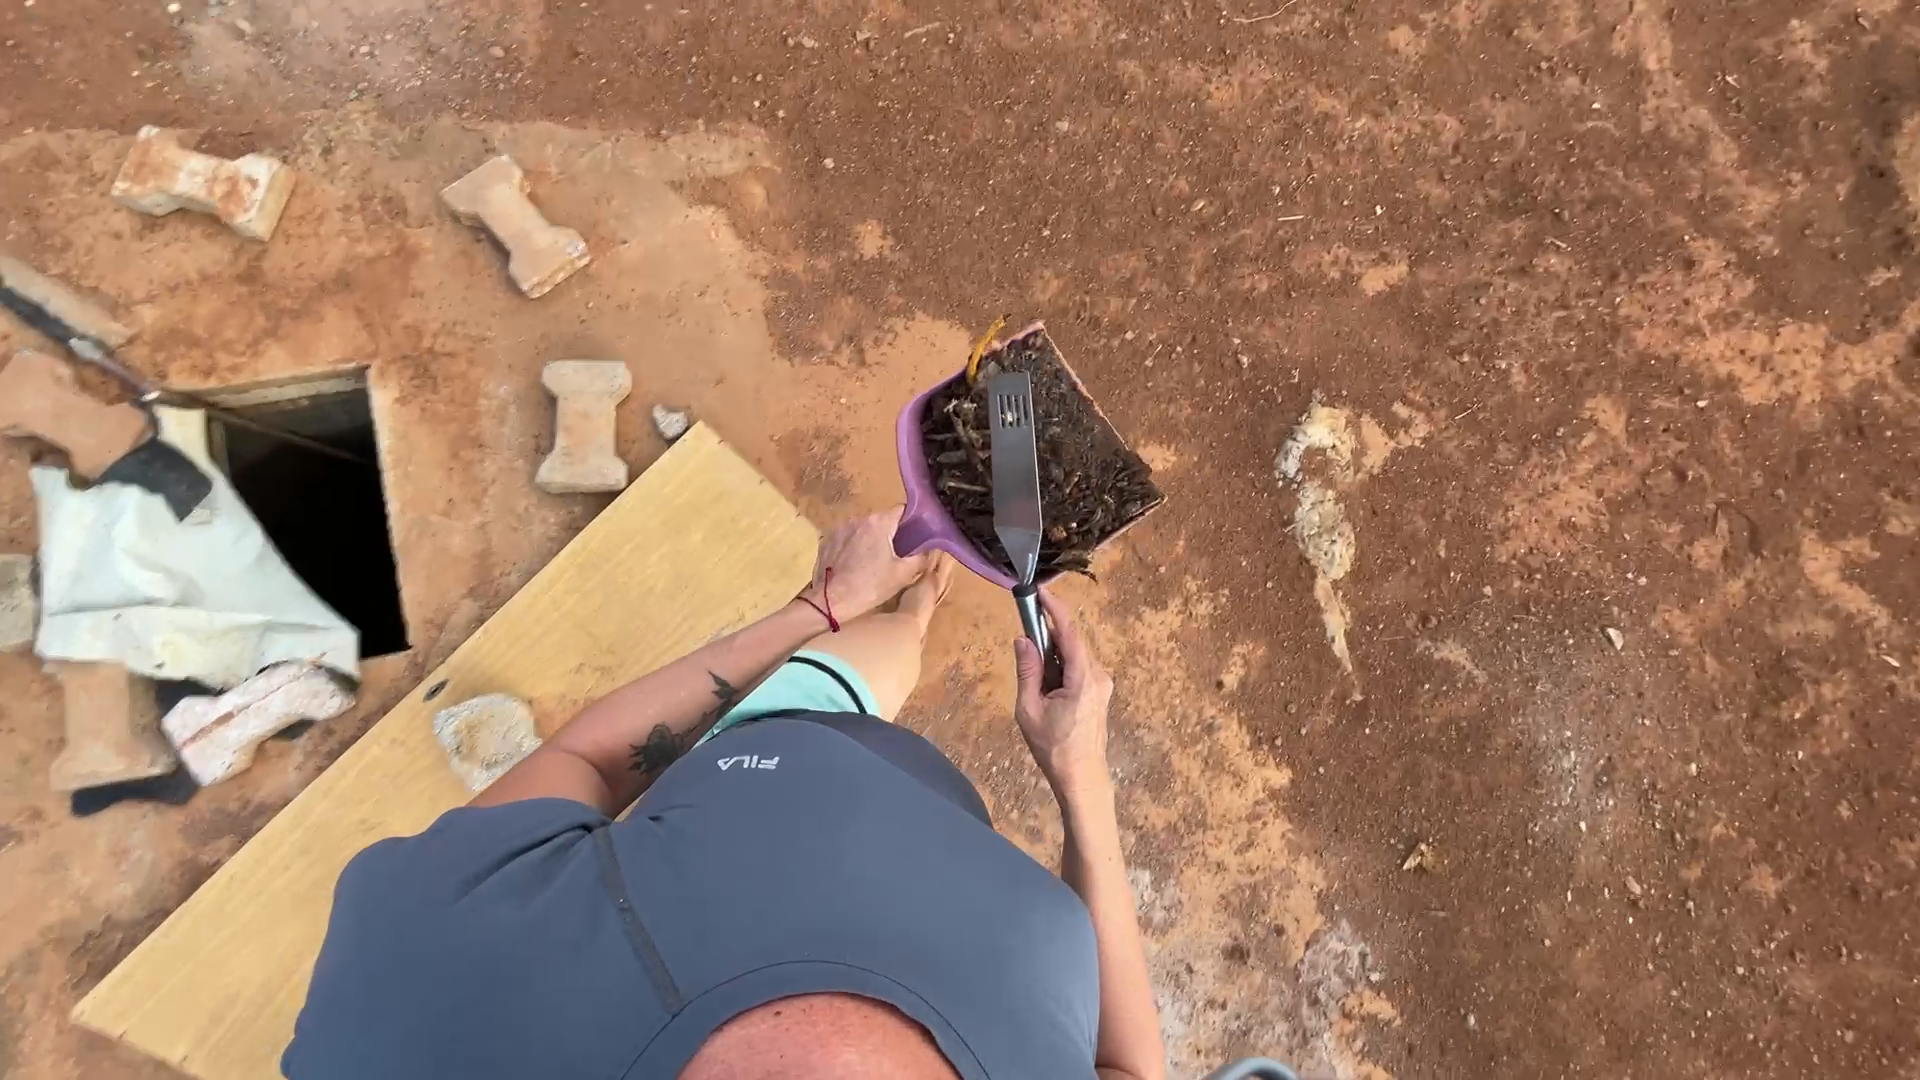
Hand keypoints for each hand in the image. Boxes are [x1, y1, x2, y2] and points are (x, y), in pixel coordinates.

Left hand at [801, 505, 930, 622]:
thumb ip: (921, 558)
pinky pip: (847, 539)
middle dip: (891, 533)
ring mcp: (839, 529)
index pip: (902, 509)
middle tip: (898, 553)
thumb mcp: (903, 574)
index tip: (916, 534)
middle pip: (881, 520)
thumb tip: (930, 550)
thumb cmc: (870, 586)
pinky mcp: (826, 541)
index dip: (912, 520)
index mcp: (879, 523)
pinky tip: (855, 566)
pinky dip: (854, 547)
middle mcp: (858, 519)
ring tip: (874, 562)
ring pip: (863, 529)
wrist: (830, 601)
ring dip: (871, 540)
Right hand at [1013, 590, 1113, 799]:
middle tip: (1025, 634)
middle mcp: (1099, 675)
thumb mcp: (1029, 710)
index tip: (1040, 591)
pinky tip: (1046, 681)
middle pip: (1073, 641)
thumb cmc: (1053, 748)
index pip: (1070, 633)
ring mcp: (1103, 683)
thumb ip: (1027, 671)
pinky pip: (1079, 666)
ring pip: (1075, 654)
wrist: (1082, 778)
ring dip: (1053, 652)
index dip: (1055, 609)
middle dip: (1048, 633)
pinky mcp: (1100, 691)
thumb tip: (1023, 640)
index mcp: (1084, 678)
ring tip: (1033, 671)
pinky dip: (1061, 664)